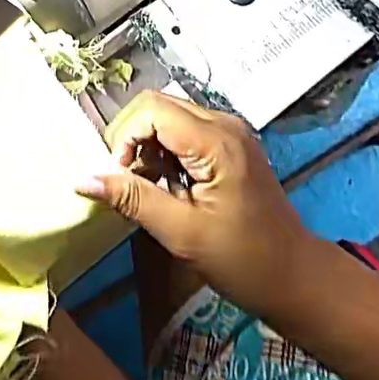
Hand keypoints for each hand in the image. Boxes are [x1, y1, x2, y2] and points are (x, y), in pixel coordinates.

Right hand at [74, 90, 327, 318]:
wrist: (296, 275)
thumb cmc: (243, 260)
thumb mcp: (182, 234)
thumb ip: (133, 199)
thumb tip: (83, 179)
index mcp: (215, 140)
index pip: (152, 109)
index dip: (125, 136)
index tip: (120, 176)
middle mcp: (223, 122)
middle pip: (158, 104)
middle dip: (133, 137)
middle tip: (129, 181)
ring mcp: (228, 129)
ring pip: (169, 114)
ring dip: (149, 144)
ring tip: (150, 186)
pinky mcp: (229, 141)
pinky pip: (185, 128)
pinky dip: (166, 148)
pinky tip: (169, 183)